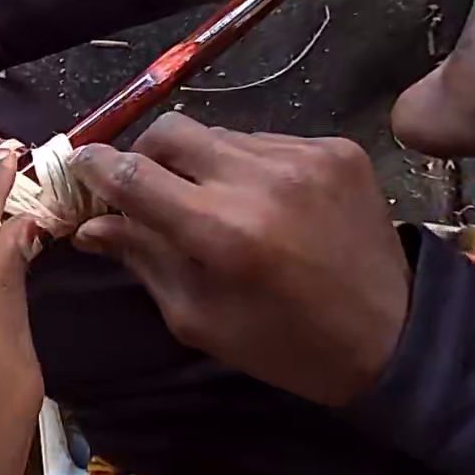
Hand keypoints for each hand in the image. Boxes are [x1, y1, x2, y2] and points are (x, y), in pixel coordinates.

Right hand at [68, 113, 408, 406]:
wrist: (394, 336)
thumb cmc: (285, 344)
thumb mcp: (201, 318)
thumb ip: (142, 259)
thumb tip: (90, 224)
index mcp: (221, 231)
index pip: (134, 175)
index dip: (96, 165)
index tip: (81, 162)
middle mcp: (260, 179)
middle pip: (172, 130)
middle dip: (147, 153)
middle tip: (150, 185)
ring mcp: (304, 154)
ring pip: (219, 134)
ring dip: (203, 162)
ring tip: (220, 199)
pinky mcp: (335, 146)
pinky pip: (266, 140)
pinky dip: (250, 164)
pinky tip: (267, 198)